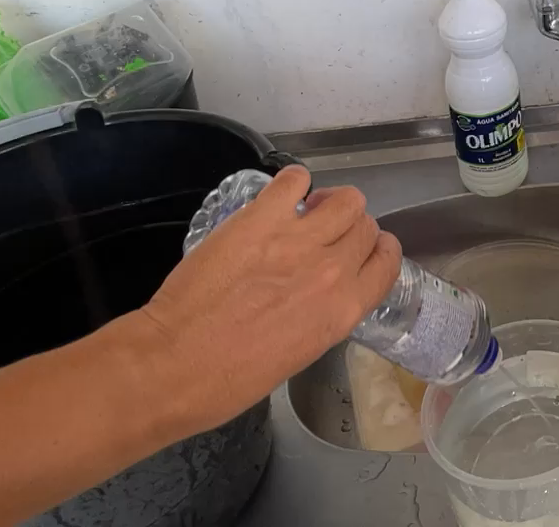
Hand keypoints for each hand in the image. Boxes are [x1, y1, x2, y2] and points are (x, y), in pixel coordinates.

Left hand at [129, 166, 401, 432]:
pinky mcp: (262, 217)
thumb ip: (327, 310)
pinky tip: (281, 199)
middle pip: (366, 225)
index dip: (377, 251)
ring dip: (330, 203)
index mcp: (344, 308)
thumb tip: (327, 284)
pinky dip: (294, 183)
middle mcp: (332, 269)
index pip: (389, 259)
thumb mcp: (302, 351)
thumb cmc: (231, 379)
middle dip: (350, 229)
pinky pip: (296, 179)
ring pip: (345, 198)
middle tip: (323, 238)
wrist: (169, 366)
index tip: (361, 252)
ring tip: (306, 213)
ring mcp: (299, 238)